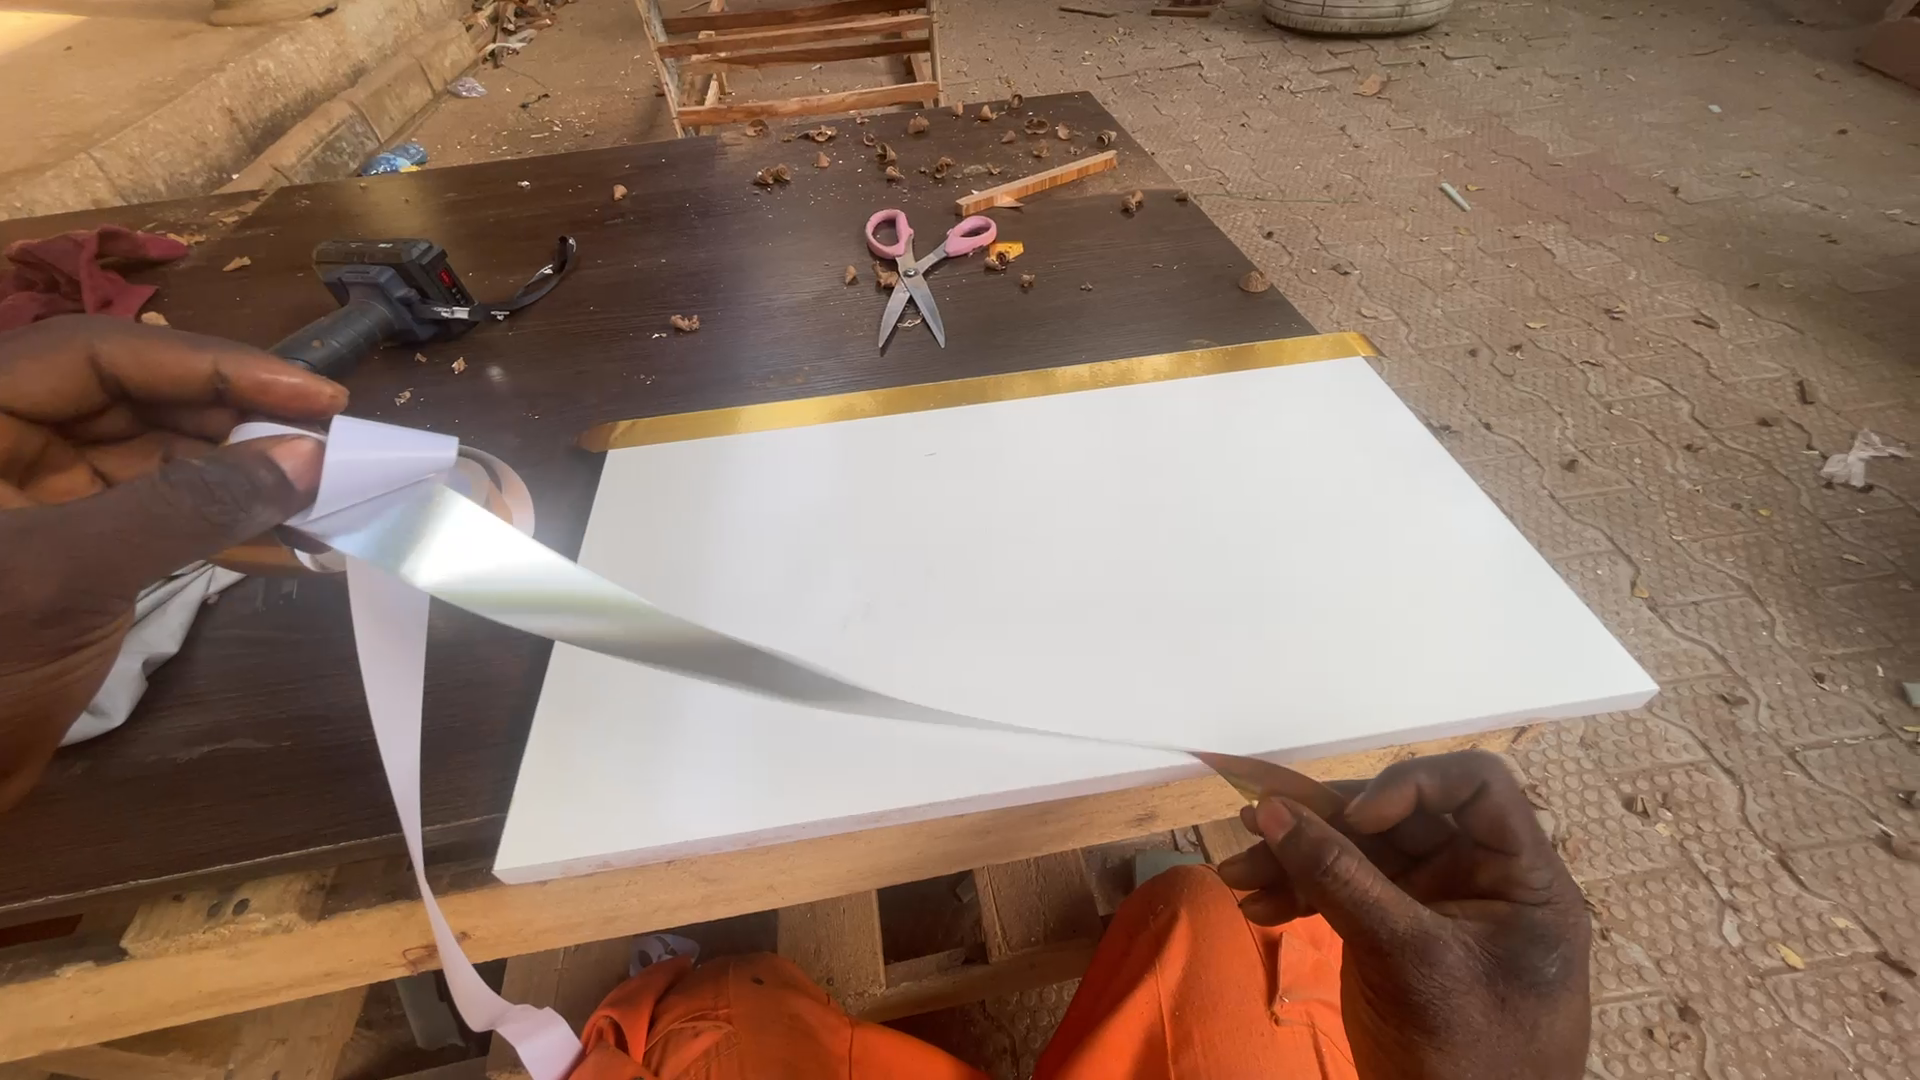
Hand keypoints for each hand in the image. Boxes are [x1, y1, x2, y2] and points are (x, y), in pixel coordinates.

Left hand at [0, 315, 347, 809]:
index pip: (99, 357)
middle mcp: (2, 446)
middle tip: (337, 448)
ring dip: (256, 480)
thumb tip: (310, 456)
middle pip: (143, 403)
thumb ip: (189, 505)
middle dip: (247, 424)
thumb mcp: (63, 575)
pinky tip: (304, 546)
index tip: (321, 397)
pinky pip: (175, 518)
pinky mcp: (82, 549)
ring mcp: (42, 500)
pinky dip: (242, 529)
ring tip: (335, 496)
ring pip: (170, 461)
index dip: (217, 365)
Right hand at [1216, 750, 1590, 1079]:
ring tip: (1237, 872)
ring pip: (1353, 848)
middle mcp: (1475, 878)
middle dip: (1320, 824)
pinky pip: (1337, 885)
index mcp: (1518, 880)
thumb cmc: (1466, 1059)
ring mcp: (1428, 902)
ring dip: (1292, 856)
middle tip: (1257, 826)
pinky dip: (1295, 890)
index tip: (1358, 819)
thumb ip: (1338, 877)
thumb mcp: (1405, 959)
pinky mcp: (1388, 925)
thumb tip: (1269, 807)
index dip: (1413, 784)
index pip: (1476, 786)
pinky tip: (1256, 904)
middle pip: (1393, 815)